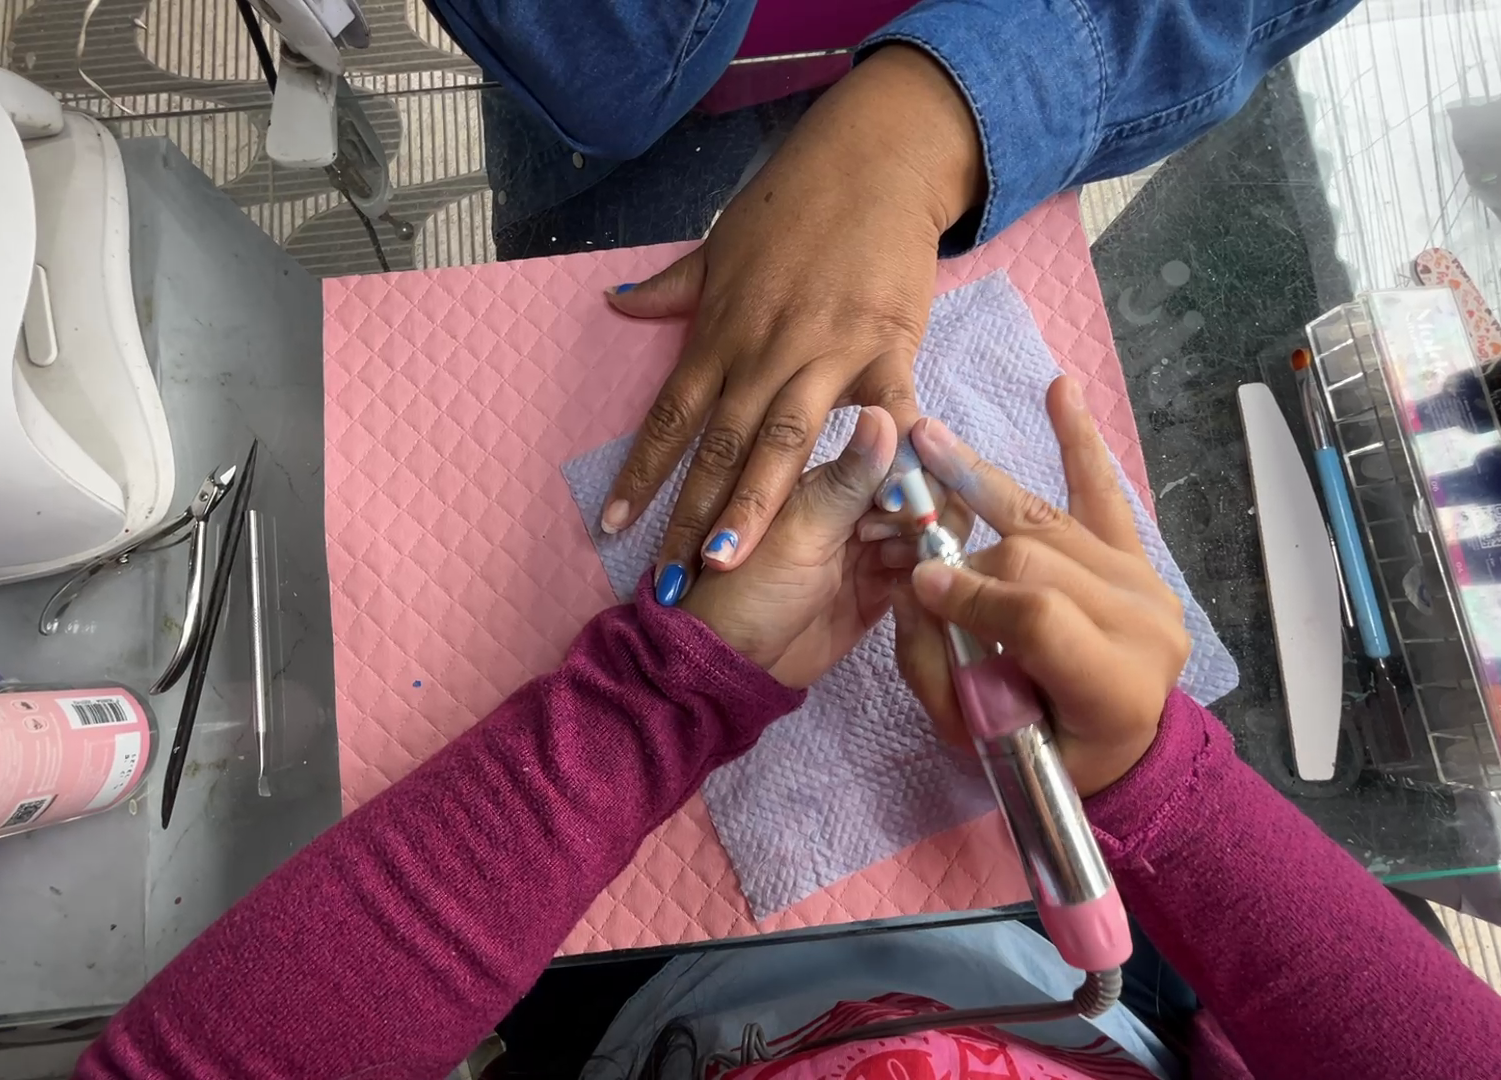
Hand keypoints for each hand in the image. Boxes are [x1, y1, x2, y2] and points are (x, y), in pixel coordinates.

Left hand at [602, 45, 982, 604]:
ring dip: (754, 505)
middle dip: (689, 515)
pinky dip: (886, 457)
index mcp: (721, 337)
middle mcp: (763, 353)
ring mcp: (825, 353)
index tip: (613, 524)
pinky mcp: (887, 348)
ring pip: (785, 440)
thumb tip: (612, 303)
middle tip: (665, 579)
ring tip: (728, 563)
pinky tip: (880, 510)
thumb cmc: (792, 210)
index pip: (670, 417)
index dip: (640, 473)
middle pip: (719, 446)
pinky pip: (887, 411)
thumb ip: (670, 289)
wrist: (871, 160)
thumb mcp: (718, 245)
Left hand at [681, 407, 897, 688]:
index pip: (895, 461)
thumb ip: (847, 482)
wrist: (731, 665)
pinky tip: (916, 589)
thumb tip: (884, 413)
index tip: (908, 501)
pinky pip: (919, 573)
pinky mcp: (878, 591)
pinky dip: (925, 577)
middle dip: (922, 514)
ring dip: (923, 547)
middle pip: (918, 496)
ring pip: (924, 534)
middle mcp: (852, 512)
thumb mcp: (798, 532)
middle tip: (886, 546)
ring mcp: (867, 552)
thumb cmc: (748, 591)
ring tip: (891, 570)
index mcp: (828, 485)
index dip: (914, 476)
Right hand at [888, 378, 1191, 795]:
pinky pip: (1103, 495)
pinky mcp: (1134, 558)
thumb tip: (913, 589)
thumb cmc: (1047, 752)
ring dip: (981, 480)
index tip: (919, 584)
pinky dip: (1079, 443)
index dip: (972, 595)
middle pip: (1036, 558)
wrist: (1126, 747)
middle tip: (916, 550)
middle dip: (967, 558)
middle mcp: (1140, 620)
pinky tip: (1060, 392)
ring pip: (1046, 519)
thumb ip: (938, 672)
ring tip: (928, 440)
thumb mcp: (981, 741)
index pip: (1038, 616)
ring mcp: (1141, 581)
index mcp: (1113, 682)